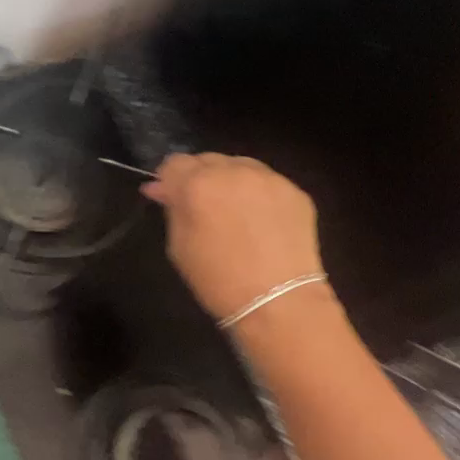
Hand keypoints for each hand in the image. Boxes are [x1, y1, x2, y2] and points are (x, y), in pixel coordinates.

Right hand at [141, 153, 326, 329]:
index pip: (173, 163)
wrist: (278, 300)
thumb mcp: (179, 248)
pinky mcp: (295, 192)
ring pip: (239, 166)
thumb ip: (172, 210)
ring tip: (232, 215)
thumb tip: (163, 188)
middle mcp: (235, 171)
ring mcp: (270, 179)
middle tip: (201, 209)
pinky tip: (258, 224)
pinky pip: (266, 183)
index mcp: (199, 185)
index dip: (167, 181)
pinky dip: (256, 195)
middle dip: (198, 178)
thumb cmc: (218, 280)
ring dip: (229, 182)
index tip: (168, 199)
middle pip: (207, 159)